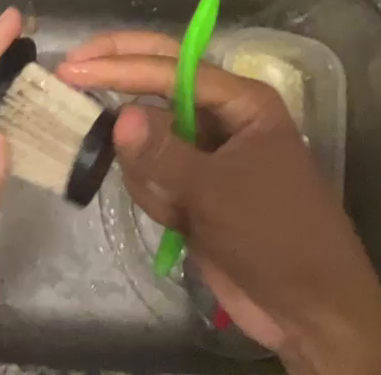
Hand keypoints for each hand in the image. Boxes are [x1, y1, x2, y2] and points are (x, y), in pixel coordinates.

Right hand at [59, 31, 380, 374]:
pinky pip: (150, 172)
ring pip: (146, 134)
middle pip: (156, 80)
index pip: (170, 67)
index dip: (119, 64)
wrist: (312, 315)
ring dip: (146, 168)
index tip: (73, 69)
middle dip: (117, 77)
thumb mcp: (219, 194)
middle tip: (68, 72)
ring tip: (172, 205)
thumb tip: (118, 117)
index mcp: (241, 101)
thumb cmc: (278, 239)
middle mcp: (220, 115)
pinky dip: (153, 193)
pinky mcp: (191, 185)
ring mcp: (204, 151)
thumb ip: (164, 154)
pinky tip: (177, 221)